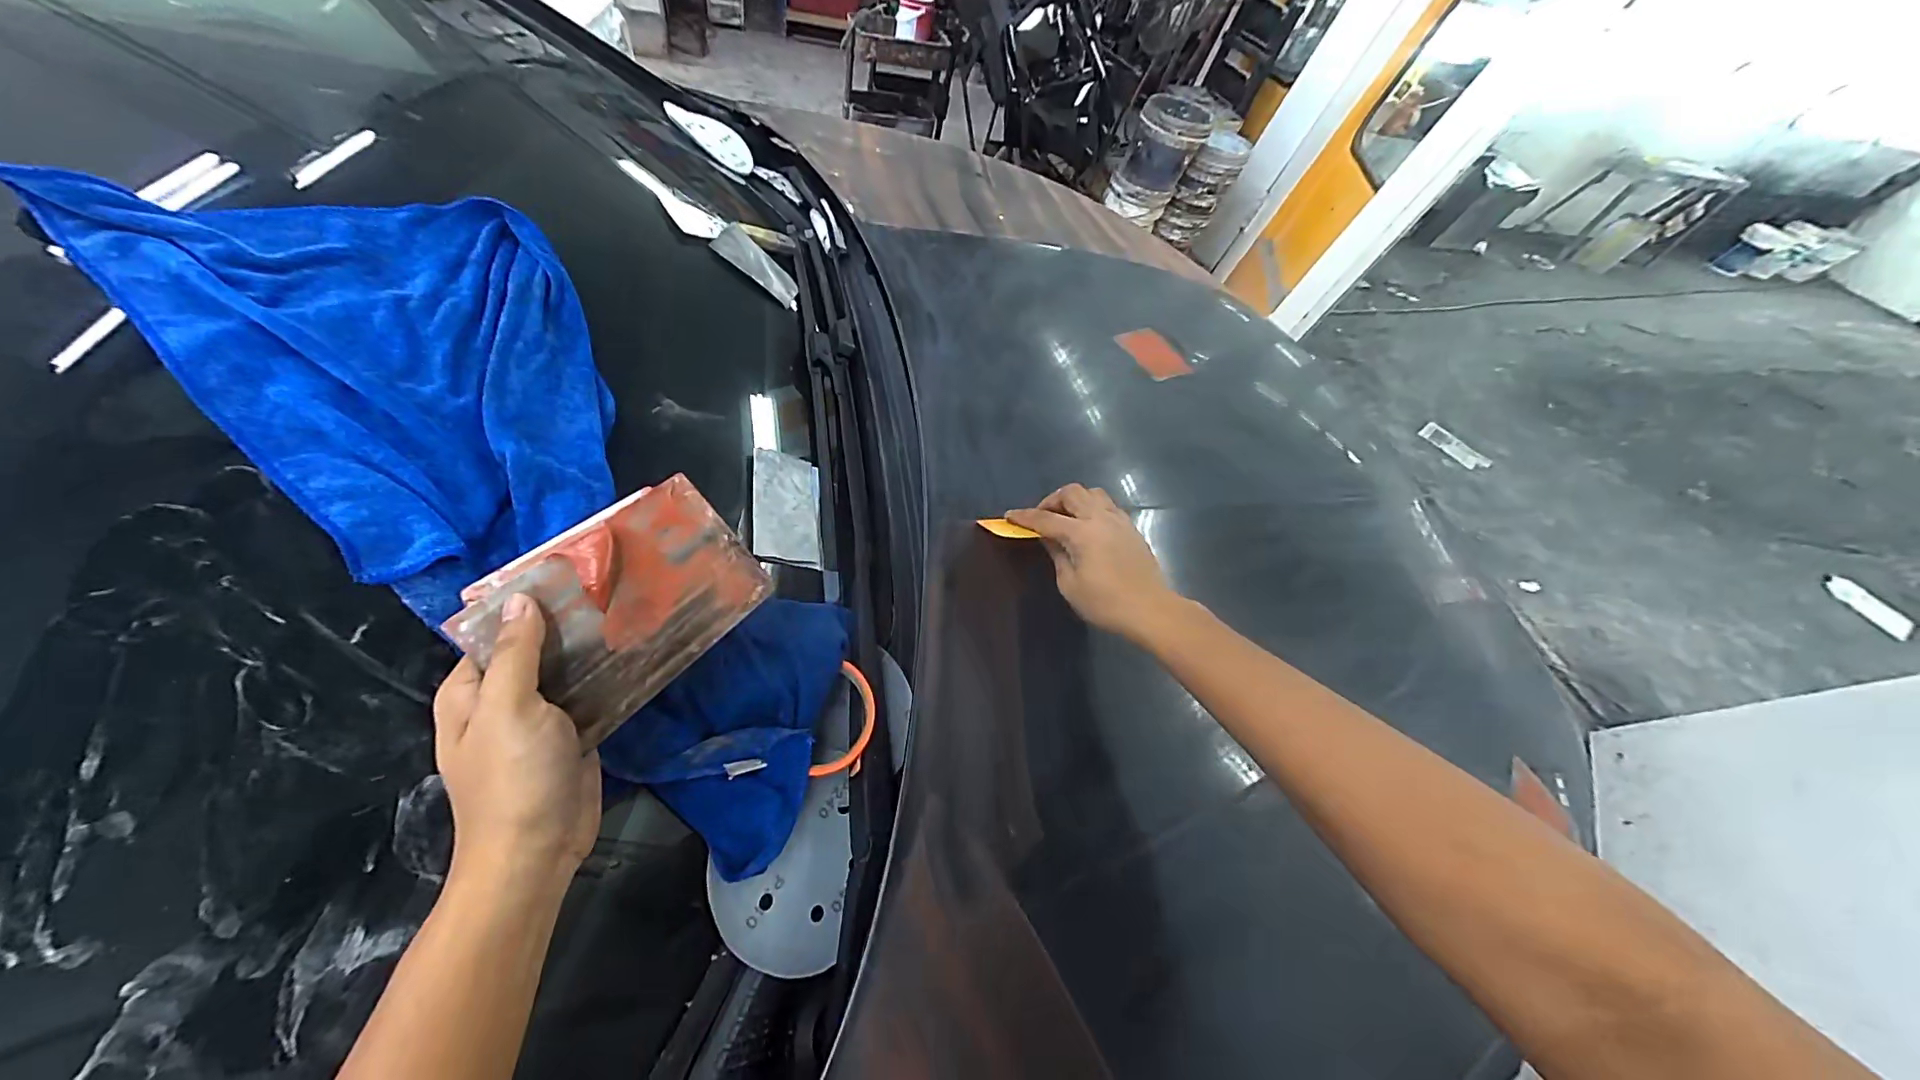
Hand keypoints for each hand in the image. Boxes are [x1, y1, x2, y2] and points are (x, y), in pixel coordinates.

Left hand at [433, 592, 600, 884]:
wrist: (539, 850)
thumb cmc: (513, 777)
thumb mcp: (508, 707)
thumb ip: (515, 653)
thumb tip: (519, 599)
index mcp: (469, 694)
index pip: (492, 635)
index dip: (522, 607)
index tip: (563, 577)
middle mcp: (501, 702)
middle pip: (531, 650)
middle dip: (561, 625)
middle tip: (603, 591)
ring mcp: (538, 720)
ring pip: (563, 672)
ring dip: (587, 651)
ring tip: (622, 613)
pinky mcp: (572, 735)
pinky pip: (587, 696)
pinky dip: (604, 678)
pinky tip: (630, 655)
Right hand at [1005, 483, 1183, 642]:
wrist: (1150, 609)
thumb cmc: (1105, 603)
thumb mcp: (1070, 584)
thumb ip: (1057, 554)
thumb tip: (1049, 538)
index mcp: (1082, 533)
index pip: (1046, 518)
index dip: (1025, 517)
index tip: (1010, 516)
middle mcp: (1101, 518)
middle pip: (1072, 492)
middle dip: (1052, 500)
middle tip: (1042, 518)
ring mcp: (1119, 520)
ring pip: (1093, 493)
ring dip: (1074, 500)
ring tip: (1066, 519)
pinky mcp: (1131, 528)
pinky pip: (1107, 505)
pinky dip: (1091, 508)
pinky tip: (1088, 527)